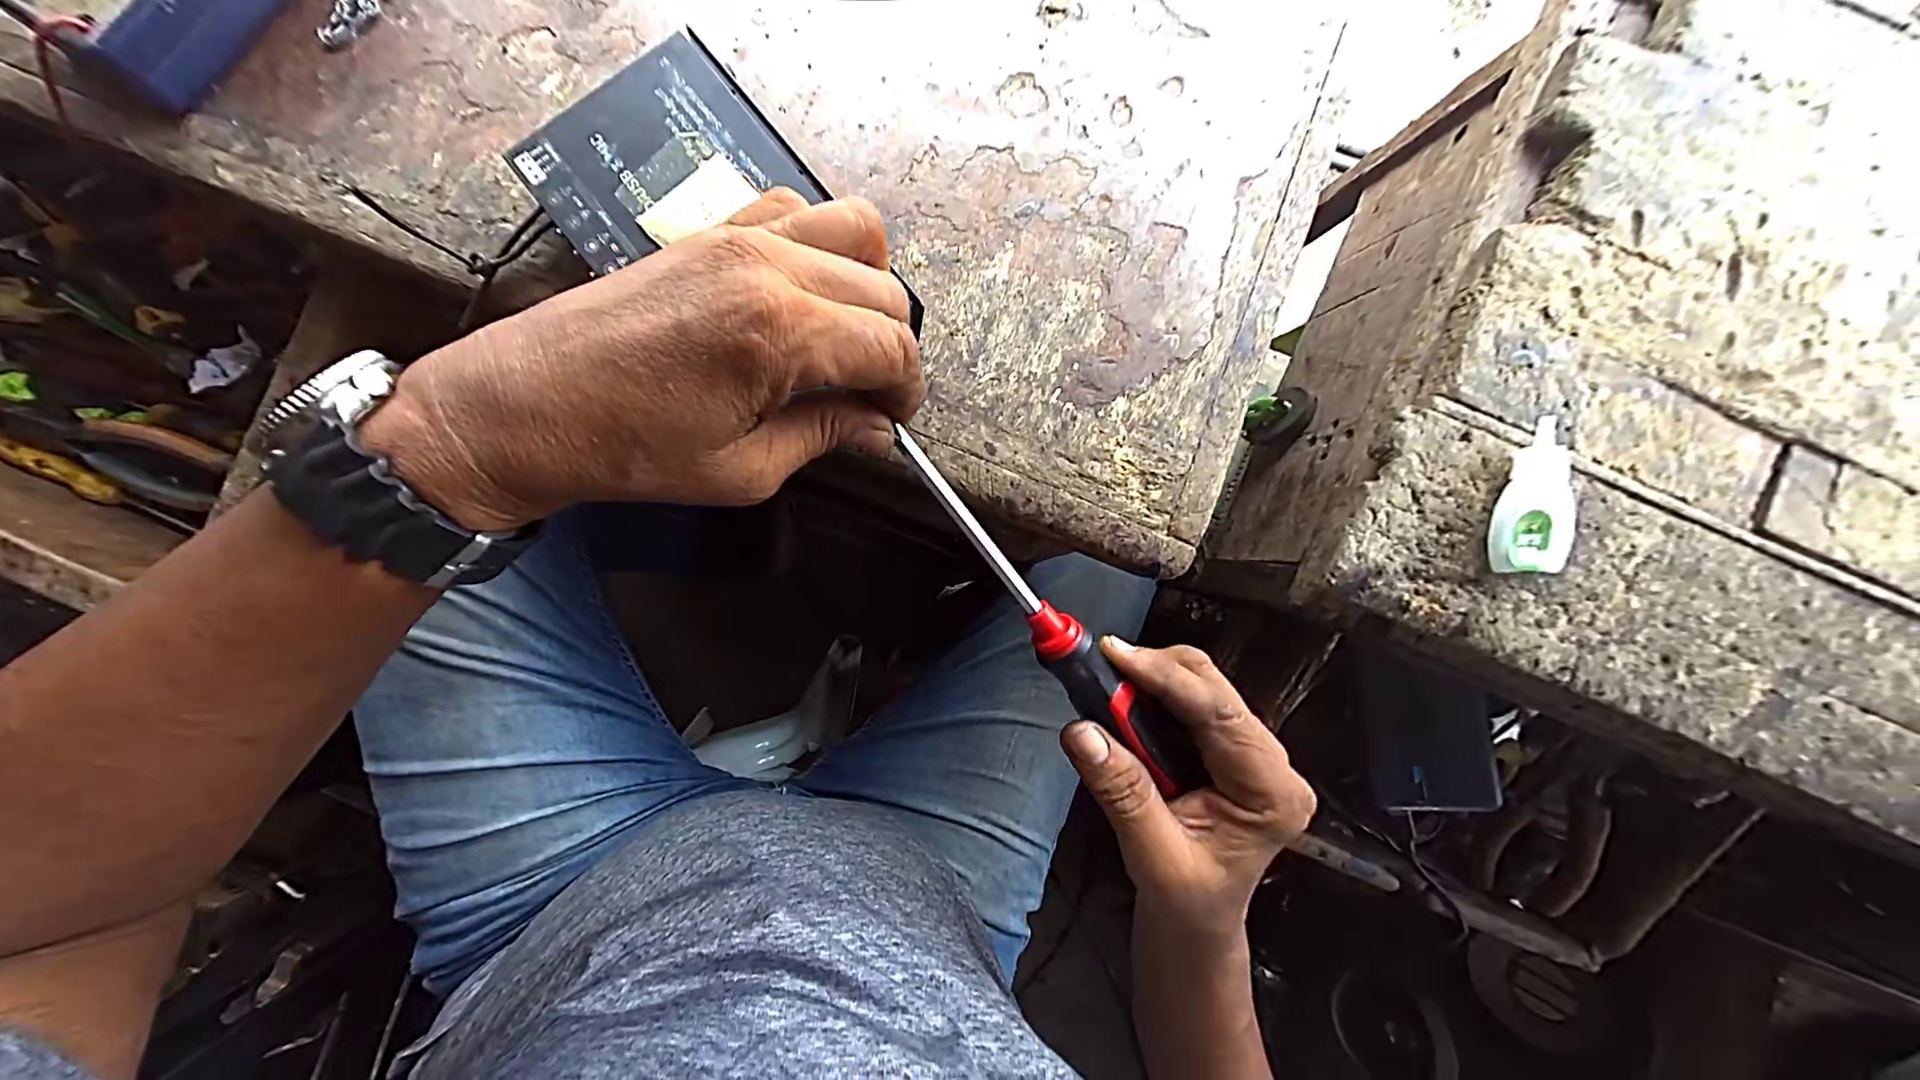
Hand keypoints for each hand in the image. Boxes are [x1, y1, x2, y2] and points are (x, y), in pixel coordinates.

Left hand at [359, 190, 923, 529]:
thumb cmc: (629, 449)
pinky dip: (823, 247)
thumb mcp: (745, 469)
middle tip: (871, 394)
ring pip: (857, 231)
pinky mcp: (710, 229)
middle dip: (894, 350)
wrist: (525, 405)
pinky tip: (805, 295)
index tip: (894, 418)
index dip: (907, 390)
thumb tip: (877, 427)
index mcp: (779, 333)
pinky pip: (798, 209)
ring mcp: (737, 236)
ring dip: (870, 288)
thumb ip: (825, 435)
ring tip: (847, 338)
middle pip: (885, 292)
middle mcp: (767, 267)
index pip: (891, 347)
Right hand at [1060, 640, 1315, 935]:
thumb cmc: (1189, 901)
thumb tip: (1084, 733)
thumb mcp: (1153, 856)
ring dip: (1146, 678)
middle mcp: (1269, 761)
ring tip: (1104, 689)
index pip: (1218, 713)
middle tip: (1097, 670)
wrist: (1196, 917)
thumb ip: (1121, 793)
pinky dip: (1146, 689)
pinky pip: (1183, 695)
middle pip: (1209, 684)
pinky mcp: (1221, 741)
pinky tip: (1122, 700)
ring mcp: (1246, 748)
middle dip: (1150, 672)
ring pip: (1195, 681)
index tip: (1114, 654)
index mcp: (1272, 792)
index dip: (1162, 677)